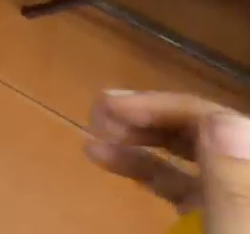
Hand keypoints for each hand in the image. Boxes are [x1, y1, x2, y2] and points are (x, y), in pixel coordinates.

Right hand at [88, 90, 249, 228]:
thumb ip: (239, 191)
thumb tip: (223, 120)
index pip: (235, 127)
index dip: (176, 108)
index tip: (110, 106)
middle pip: (218, 136)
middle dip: (153, 118)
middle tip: (96, 116)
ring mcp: (244, 211)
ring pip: (197, 154)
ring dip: (140, 137)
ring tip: (92, 139)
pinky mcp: (223, 223)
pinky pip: (186, 181)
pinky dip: (144, 165)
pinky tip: (106, 160)